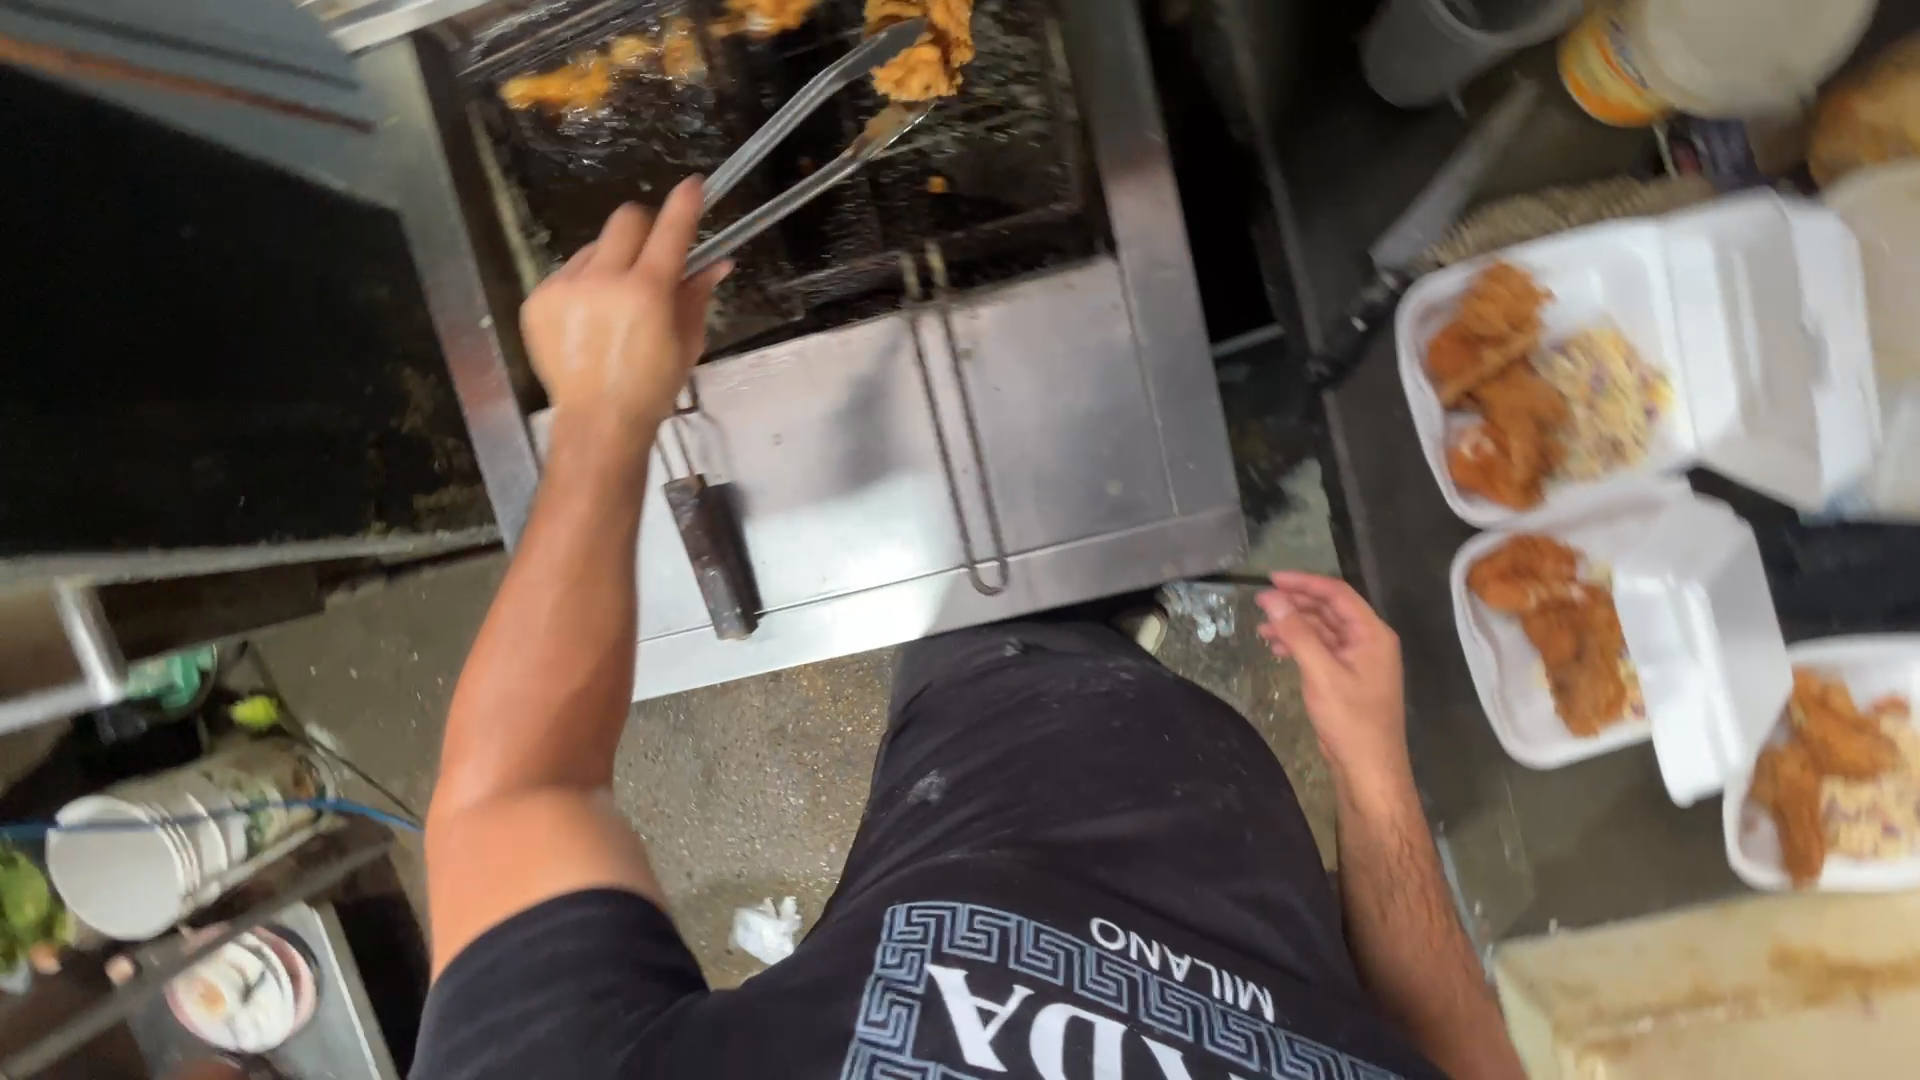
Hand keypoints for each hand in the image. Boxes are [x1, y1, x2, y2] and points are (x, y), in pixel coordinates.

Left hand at [520, 177, 731, 429]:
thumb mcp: (687, 342)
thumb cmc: (654, 386)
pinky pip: (569, 273)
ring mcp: (566, 286)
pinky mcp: (540, 298)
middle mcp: (604, 279)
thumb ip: (698, 295)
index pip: (671, 231)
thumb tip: (718, 263)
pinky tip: (592, 319)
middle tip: (652, 253)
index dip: (686, 205)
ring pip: (595, 247)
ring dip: (613, 261)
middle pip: (625, 219)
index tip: (694, 186)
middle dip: (644, 228)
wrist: (600, 419)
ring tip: (618, 303)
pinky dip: (586, 286)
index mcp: (647, 291)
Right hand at [1256, 573, 1411, 796]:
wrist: (1368, 765)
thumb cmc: (1350, 717)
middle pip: (1329, 609)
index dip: (1304, 582)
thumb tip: (1270, 598)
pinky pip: (1321, 648)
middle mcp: (1368, 640)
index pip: (1336, 594)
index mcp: (1371, 633)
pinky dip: (1299, 643)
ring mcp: (1358, 659)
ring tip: (1262, 629)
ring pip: (1322, 629)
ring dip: (1293, 625)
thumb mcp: (1320, 671)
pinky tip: (1277, 648)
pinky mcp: (1346, 675)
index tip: (1271, 580)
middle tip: (1260, 602)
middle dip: (1295, 603)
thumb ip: (1295, 631)